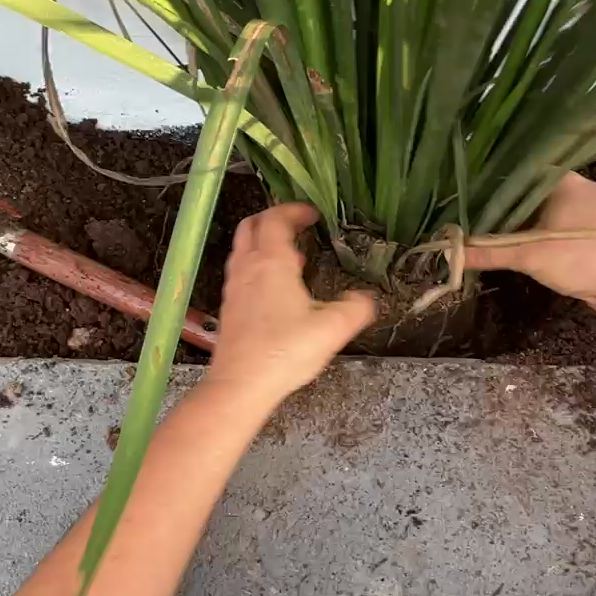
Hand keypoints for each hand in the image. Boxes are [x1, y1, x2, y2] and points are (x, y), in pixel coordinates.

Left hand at [204, 203, 376, 407]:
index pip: (276, 219)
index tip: (313, 214)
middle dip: (274, 219)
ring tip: (290, 256)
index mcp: (271, 262)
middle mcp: (247, 267)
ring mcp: (234, 287)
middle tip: (298, 226)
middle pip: (251, 226)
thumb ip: (356, 309)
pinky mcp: (229, 307)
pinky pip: (240, 271)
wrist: (240, 385)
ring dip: (263, 242)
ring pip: (242, 248)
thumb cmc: (284, 352)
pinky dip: (256, 265)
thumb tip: (366, 299)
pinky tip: (274, 288)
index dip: (295, 210)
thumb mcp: (332, 329)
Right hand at [464, 172, 595, 304]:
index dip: (494, 183)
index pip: (521, 172)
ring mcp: (589, 211)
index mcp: (564, 181)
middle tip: (473, 213)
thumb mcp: (527, 255)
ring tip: (489, 228)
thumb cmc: (580, 256)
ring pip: (546, 211)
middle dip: (505, 206)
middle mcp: (578, 189)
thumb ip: (487, 253)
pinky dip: (538, 234)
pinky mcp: (593, 234)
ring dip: (522, 222)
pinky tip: (518, 244)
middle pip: (532, 193)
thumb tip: (448, 255)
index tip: (469, 192)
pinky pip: (557, 226)